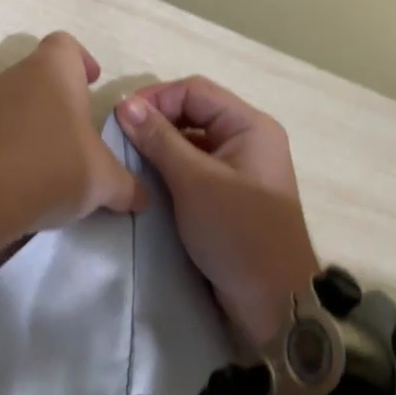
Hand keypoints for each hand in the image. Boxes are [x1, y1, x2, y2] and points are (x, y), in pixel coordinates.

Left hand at [0, 32, 146, 244]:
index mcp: (53, 68)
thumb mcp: (104, 179)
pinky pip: (4, 126)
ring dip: (41, 121)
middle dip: (64, 97)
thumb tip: (142, 196)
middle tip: (83, 129)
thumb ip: (127, 184)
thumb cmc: (53, 165)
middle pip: (44, 73)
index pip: (66, 44)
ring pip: (23, 100)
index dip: (82, 60)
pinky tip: (33, 173)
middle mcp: (18, 74)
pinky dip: (19, 141)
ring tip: (61, 157)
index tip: (94, 84)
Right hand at [114, 77, 318, 349]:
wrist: (274, 303)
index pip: (194, 90)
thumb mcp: (194, 181)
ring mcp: (239, 167)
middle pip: (193, 111)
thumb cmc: (238, 232)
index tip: (121, 117)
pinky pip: (194, 164)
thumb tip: (125, 104)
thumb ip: (158, 139)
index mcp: (250, 126)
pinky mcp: (229, 192)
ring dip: (160, 143)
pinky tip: (148, 178)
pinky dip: (170, 165)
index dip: (156, 97)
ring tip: (130, 157)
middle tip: (121, 137)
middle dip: (156, 119)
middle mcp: (248, 139)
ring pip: (190, 138)